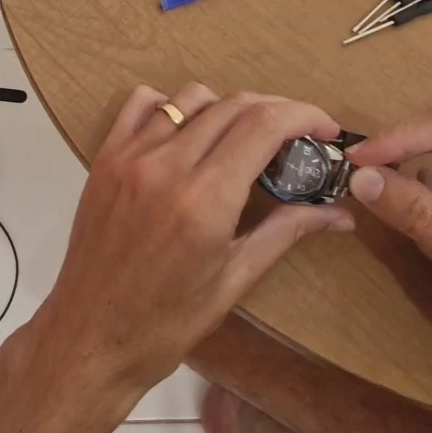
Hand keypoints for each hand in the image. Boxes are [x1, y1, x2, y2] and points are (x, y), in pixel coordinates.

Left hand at [30, 83, 355, 391]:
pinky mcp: (106, 155)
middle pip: (234, 105)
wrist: (91, 335)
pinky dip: (172, 104)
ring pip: (192, 97)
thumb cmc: (167, 321)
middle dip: (275, 110)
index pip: (263, 126)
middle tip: (295, 134)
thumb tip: (340, 213)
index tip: (325, 127)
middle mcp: (167, 166)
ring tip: (240, 138)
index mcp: (205, 200)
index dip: (303, 115)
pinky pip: (142, 101)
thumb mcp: (235, 279)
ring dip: (227, 107)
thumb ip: (286, 231)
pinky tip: (185, 132)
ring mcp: (131, 155)